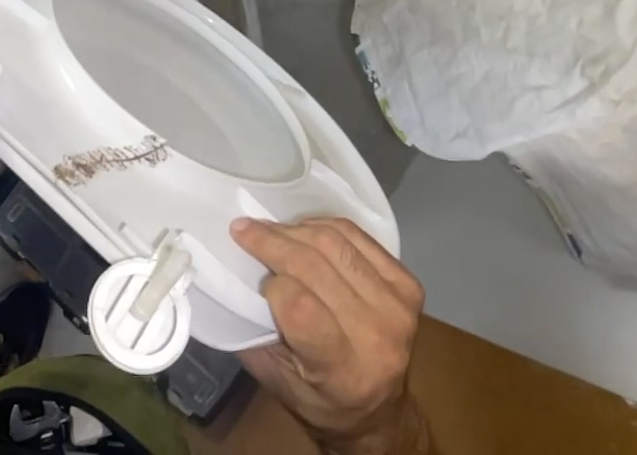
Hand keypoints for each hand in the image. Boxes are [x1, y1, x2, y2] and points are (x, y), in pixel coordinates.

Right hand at [232, 218, 426, 453]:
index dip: (269, 282)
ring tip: (270, 230)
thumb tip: (228, 270)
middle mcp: (377, 338)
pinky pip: (356, 236)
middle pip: (315, 265)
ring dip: (293, 228)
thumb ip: (253, 327)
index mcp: (342, 372)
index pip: (300, 305)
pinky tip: (303, 230)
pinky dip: (323, 225)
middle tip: (242, 229)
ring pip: (334, 242)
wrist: (379, 410)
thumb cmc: (315, 396)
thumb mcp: (272, 375)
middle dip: (271, 240)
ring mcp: (398, 309)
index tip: (247, 267)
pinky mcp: (408, 287)